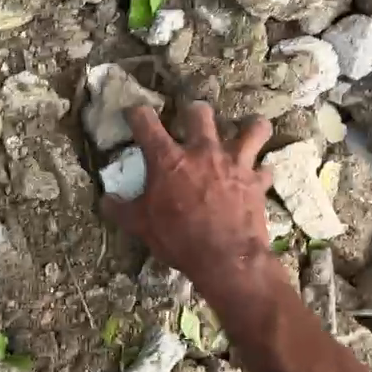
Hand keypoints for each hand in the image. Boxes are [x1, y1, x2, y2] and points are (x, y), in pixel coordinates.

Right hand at [101, 103, 275, 301]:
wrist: (225, 258)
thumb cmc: (177, 238)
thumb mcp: (140, 225)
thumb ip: (121, 209)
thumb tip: (105, 200)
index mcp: (167, 159)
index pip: (146, 123)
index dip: (137, 114)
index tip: (134, 113)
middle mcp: (202, 152)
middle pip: (200, 114)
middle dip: (194, 112)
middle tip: (191, 119)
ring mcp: (234, 163)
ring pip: (252, 130)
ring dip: (249, 128)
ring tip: (245, 130)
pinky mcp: (257, 182)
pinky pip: (265, 169)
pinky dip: (260, 171)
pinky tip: (256, 175)